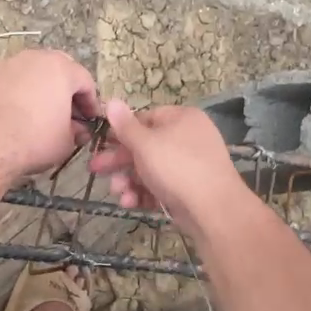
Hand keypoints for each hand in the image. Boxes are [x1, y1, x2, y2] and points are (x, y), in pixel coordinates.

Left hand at [0, 49, 100, 179]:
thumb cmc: (34, 140)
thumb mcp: (65, 142)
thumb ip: (76, 131)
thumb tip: (77, 130)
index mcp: (61, 69)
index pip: (85, 81)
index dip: (90, 102)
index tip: (90, 120)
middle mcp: (34, 58)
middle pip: (57, 69)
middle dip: (64, 90)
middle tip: (66, 113)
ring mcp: (6, 64)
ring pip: (30, 73)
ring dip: (38, 89)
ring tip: (37, 114)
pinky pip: (8, 82)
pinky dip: (15, 94)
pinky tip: (12, 115)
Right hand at [87, 100, 252, 230]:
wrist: (214, 210)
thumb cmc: (177, 167)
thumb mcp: (146, 144)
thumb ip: (125, 125)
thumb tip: (111, 101)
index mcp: (181, 118)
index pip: (145, 118)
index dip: (122, 131)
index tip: (102, 143)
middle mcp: (188, 138)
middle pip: (145, 146)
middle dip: (119, 161)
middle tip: (95, 170)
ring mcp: (190, 165)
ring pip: (151, 169)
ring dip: (129, 180)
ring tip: (117, 193)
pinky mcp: (188, 190)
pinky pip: (161, 186)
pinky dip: (144, 193)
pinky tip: (130, 203)